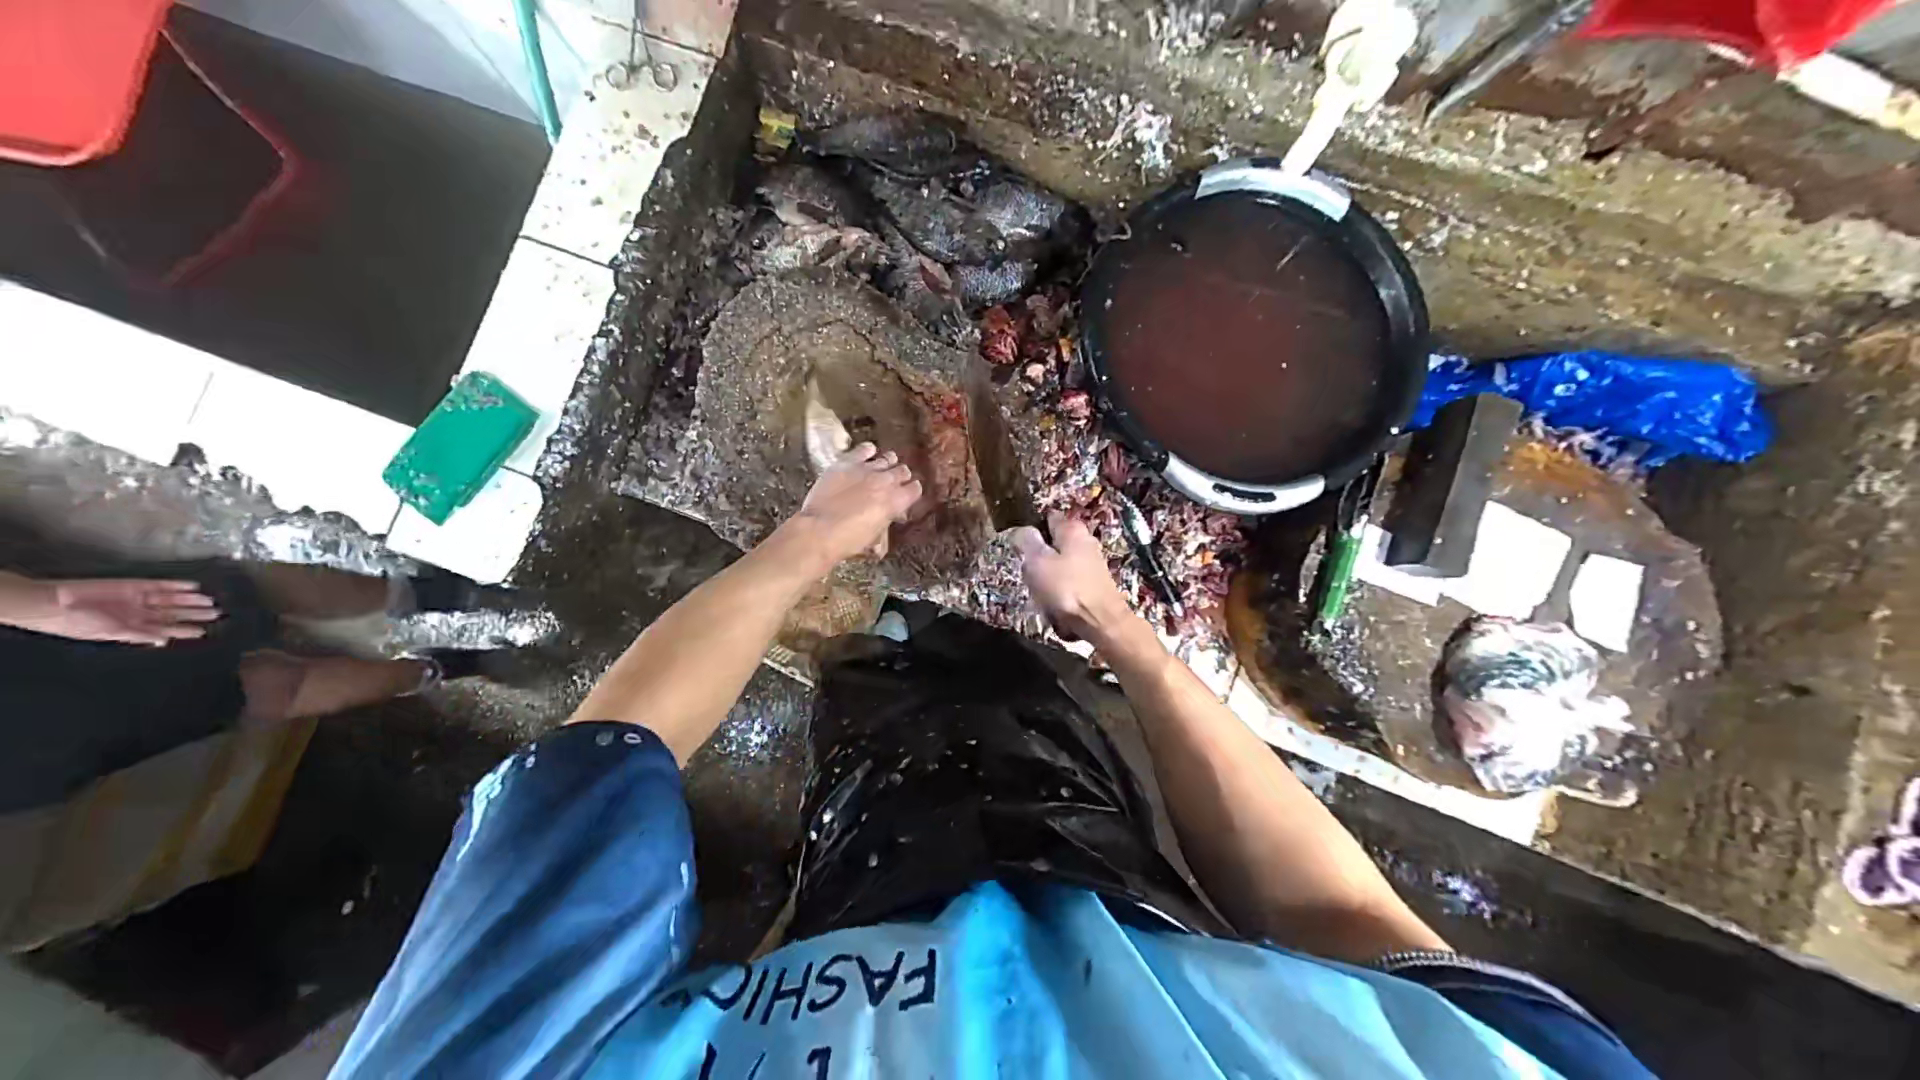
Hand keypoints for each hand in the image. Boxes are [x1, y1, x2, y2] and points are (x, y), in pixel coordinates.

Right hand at [33, 579, 222, 645]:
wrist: (52, 603)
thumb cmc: (77, 623)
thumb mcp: (108, 632)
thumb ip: (137, 635)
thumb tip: (162, 641)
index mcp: (132, 626)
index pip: (164, 628)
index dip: (184, 629)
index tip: (204, 631)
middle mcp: (139, 612)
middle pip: (173, 612)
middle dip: (194, 613)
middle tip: (216, 613)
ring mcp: (138, 598)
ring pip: (171, 598)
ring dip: (190, 599)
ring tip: (210, 601)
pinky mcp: (134, 585)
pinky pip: (160, 585)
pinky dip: (177, 585)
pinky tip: (194, 586)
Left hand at [787, 443, 922, 565]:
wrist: (820, 530)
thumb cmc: (848, 540)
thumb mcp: (874, 536)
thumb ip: (885, 521)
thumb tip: (887, 518)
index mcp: (896, 501)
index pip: (915, 489)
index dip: (912, 490)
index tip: (909, 492)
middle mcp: (885, 481)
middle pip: (902, 471)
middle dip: (901, 476)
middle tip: (894, 481)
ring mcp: (866, 470)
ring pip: (887, 458)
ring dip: (888, 463)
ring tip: (884, 466)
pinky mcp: (847, 463)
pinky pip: (864, 449)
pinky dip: (868, 450)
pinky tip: (868, 453)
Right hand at [1013, 512, 1134, 641]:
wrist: (1101, 622)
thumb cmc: (1066, 588)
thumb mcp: (1037, 562)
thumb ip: (1027, 542)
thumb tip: (1022, 530)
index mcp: (1072, 529)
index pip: (1048, 518)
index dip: (1032, 528)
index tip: (1019, 544)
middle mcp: (1086, 540)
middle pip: (1054, 543)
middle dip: (1040, 556)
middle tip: (1028, 571)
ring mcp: (1093, 562)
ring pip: (1061, 564)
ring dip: (1049, 576)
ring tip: (1040, 591)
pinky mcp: (1095, 583)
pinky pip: (1070, 581)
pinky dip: (1061, 590)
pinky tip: (1055, 602)